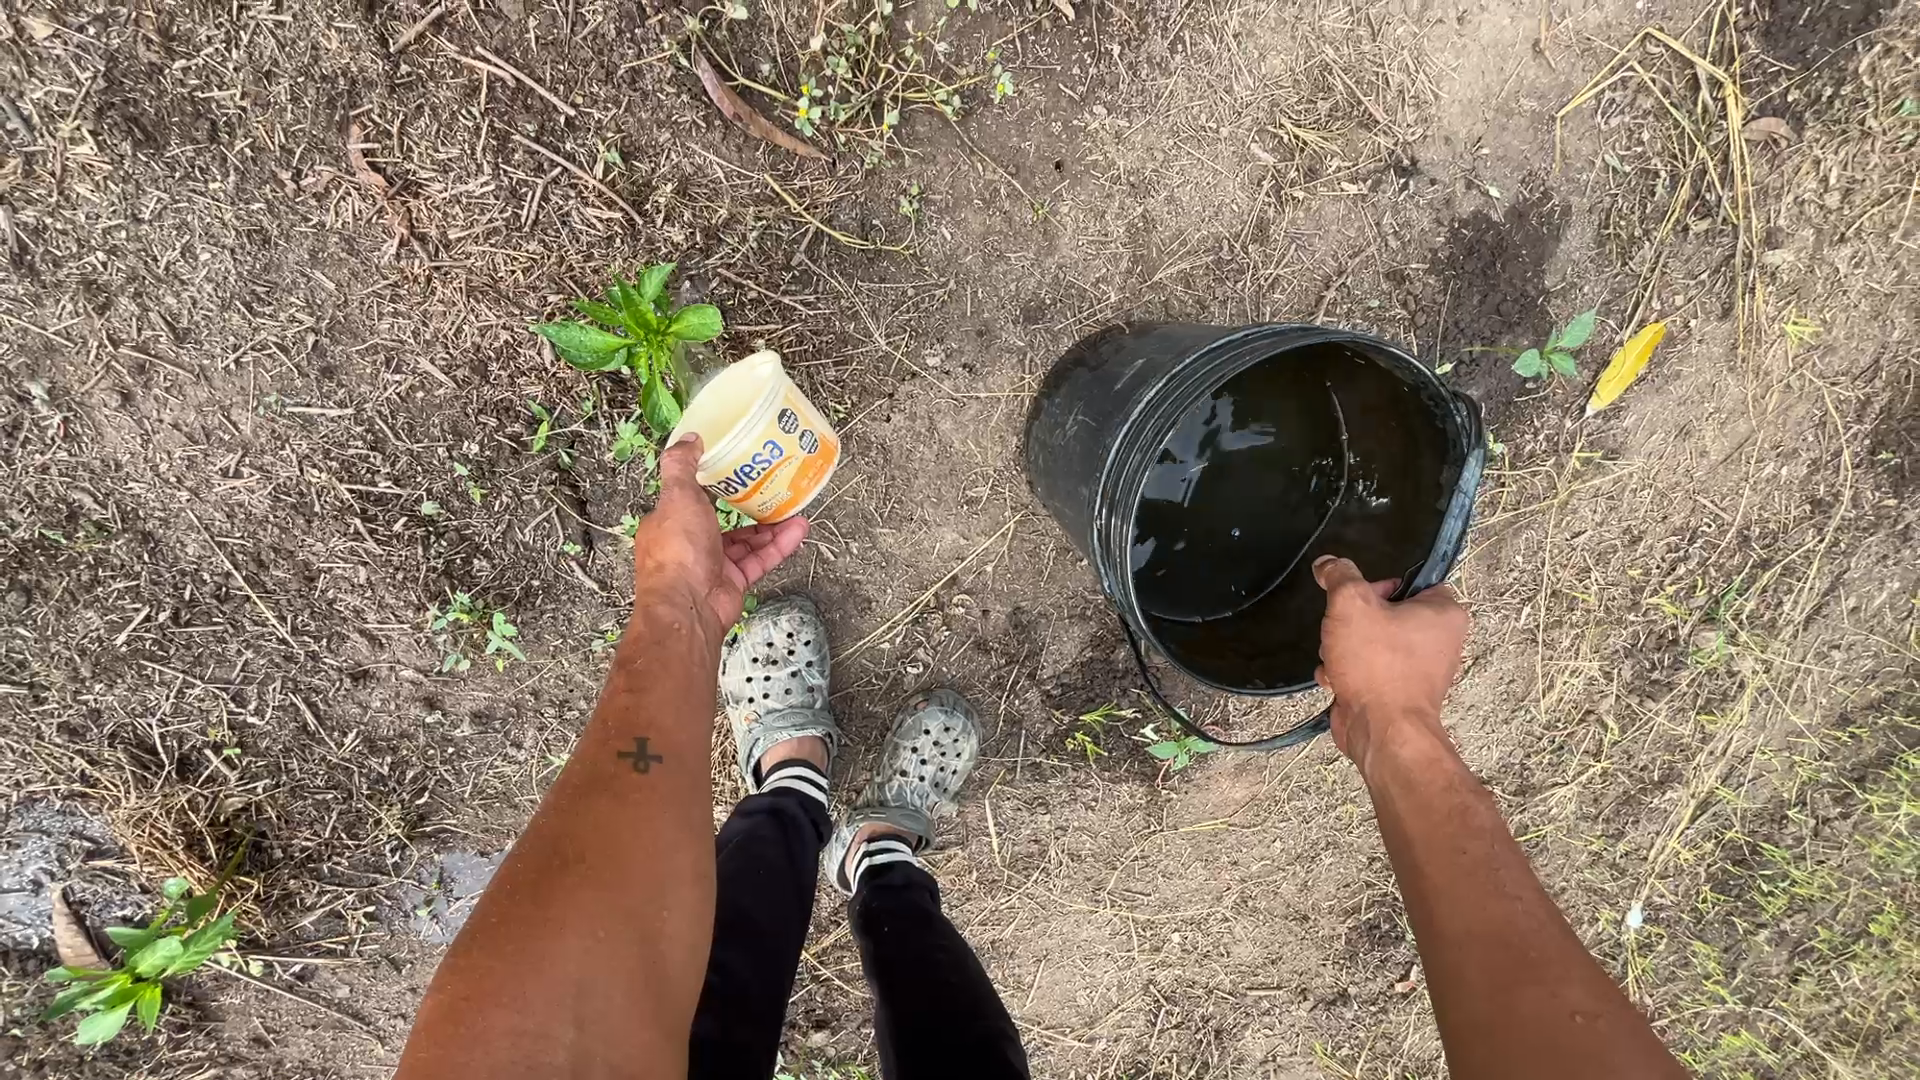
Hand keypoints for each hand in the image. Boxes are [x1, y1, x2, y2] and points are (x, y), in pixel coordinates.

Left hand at [629, 434, 808, 633]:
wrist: (689, 607)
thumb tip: (688, 439)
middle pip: (724, 519)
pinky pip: (760, 559)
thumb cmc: (678, 553)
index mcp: (670, 522)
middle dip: (749, 505)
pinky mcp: (734, 582)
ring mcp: (713, 564)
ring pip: (747, 540)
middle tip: (773, 488)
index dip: (714, 484)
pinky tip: (797, 531)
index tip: (737, 468)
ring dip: (770, 526)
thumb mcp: (677, 497)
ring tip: (794, 509)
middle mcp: (690, 543)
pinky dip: (779, 545)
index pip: (692, 498)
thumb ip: (682, 466)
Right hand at [1312, 555, 1468, 777]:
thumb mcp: (1350, 604)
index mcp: (1444, 613)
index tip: (1361, 595)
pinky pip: (1367, 669)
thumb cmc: (1377, 663)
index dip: (1381, 584)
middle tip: (1343, 628)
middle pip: (1386, 612)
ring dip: (1343, 647)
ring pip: (1370, 641)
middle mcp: (1440, 641)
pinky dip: (1346, 671)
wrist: (1380, 727)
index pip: (1414, 581)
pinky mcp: (1399, 692)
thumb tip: (1329, 564)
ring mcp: (1420, 670)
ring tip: (1337, 658)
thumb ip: (1339, 576)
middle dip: (1352, 621)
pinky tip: (1336, 679)